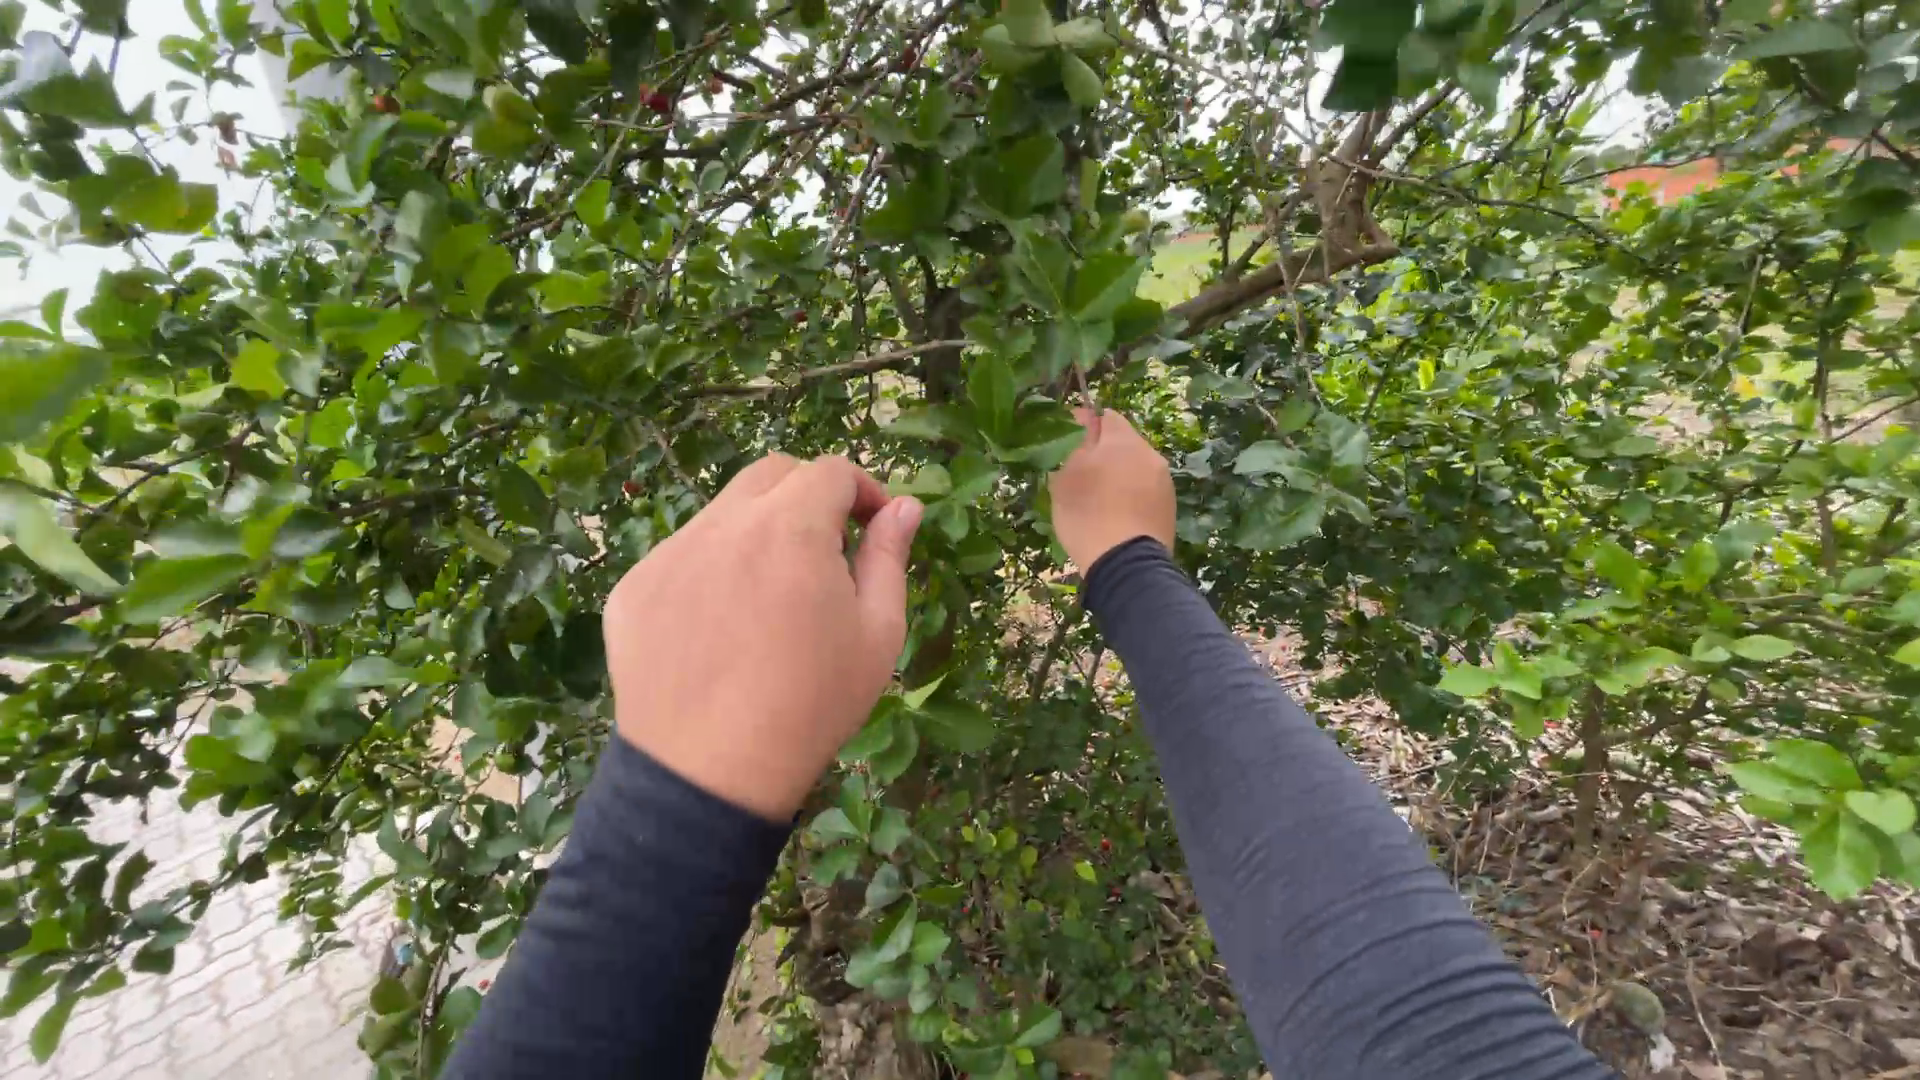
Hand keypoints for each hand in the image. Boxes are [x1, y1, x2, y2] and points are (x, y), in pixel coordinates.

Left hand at [602, 454, 922, 821]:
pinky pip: (684, 554)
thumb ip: (890, 557)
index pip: (830, 471)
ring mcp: (670, 553)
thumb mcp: (878, 632)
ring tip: (774, 593)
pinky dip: (715, 567)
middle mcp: (724, 524)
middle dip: (810, 495)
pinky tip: (724, 624)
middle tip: (830, 548)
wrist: (711, 774)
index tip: (876, 525)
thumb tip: (906, 507)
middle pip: (773, 474)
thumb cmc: (813, 703)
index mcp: (791, 528)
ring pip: (725, 512)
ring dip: (761, 530)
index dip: (863, 489)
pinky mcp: (634, 587)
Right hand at [1048, 408, 1175, 570]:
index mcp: (1123, 440)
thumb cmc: (1087, 514)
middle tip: (1081, 473)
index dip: (1086, 424)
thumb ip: (1076, 446)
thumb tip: (1086, 427)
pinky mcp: (1169, 506)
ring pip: (1136, 467)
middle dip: (1104, 452)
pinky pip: (1145, 490)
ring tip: (1099, 498)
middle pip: (1124, 442)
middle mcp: (1149, 454)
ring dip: (1119, 474)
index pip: (1106, 416)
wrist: (1126, 562)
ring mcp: (1163, 481)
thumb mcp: (1066, 477)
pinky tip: (1116, 514)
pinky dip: (1131, 495)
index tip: (1069, 441)